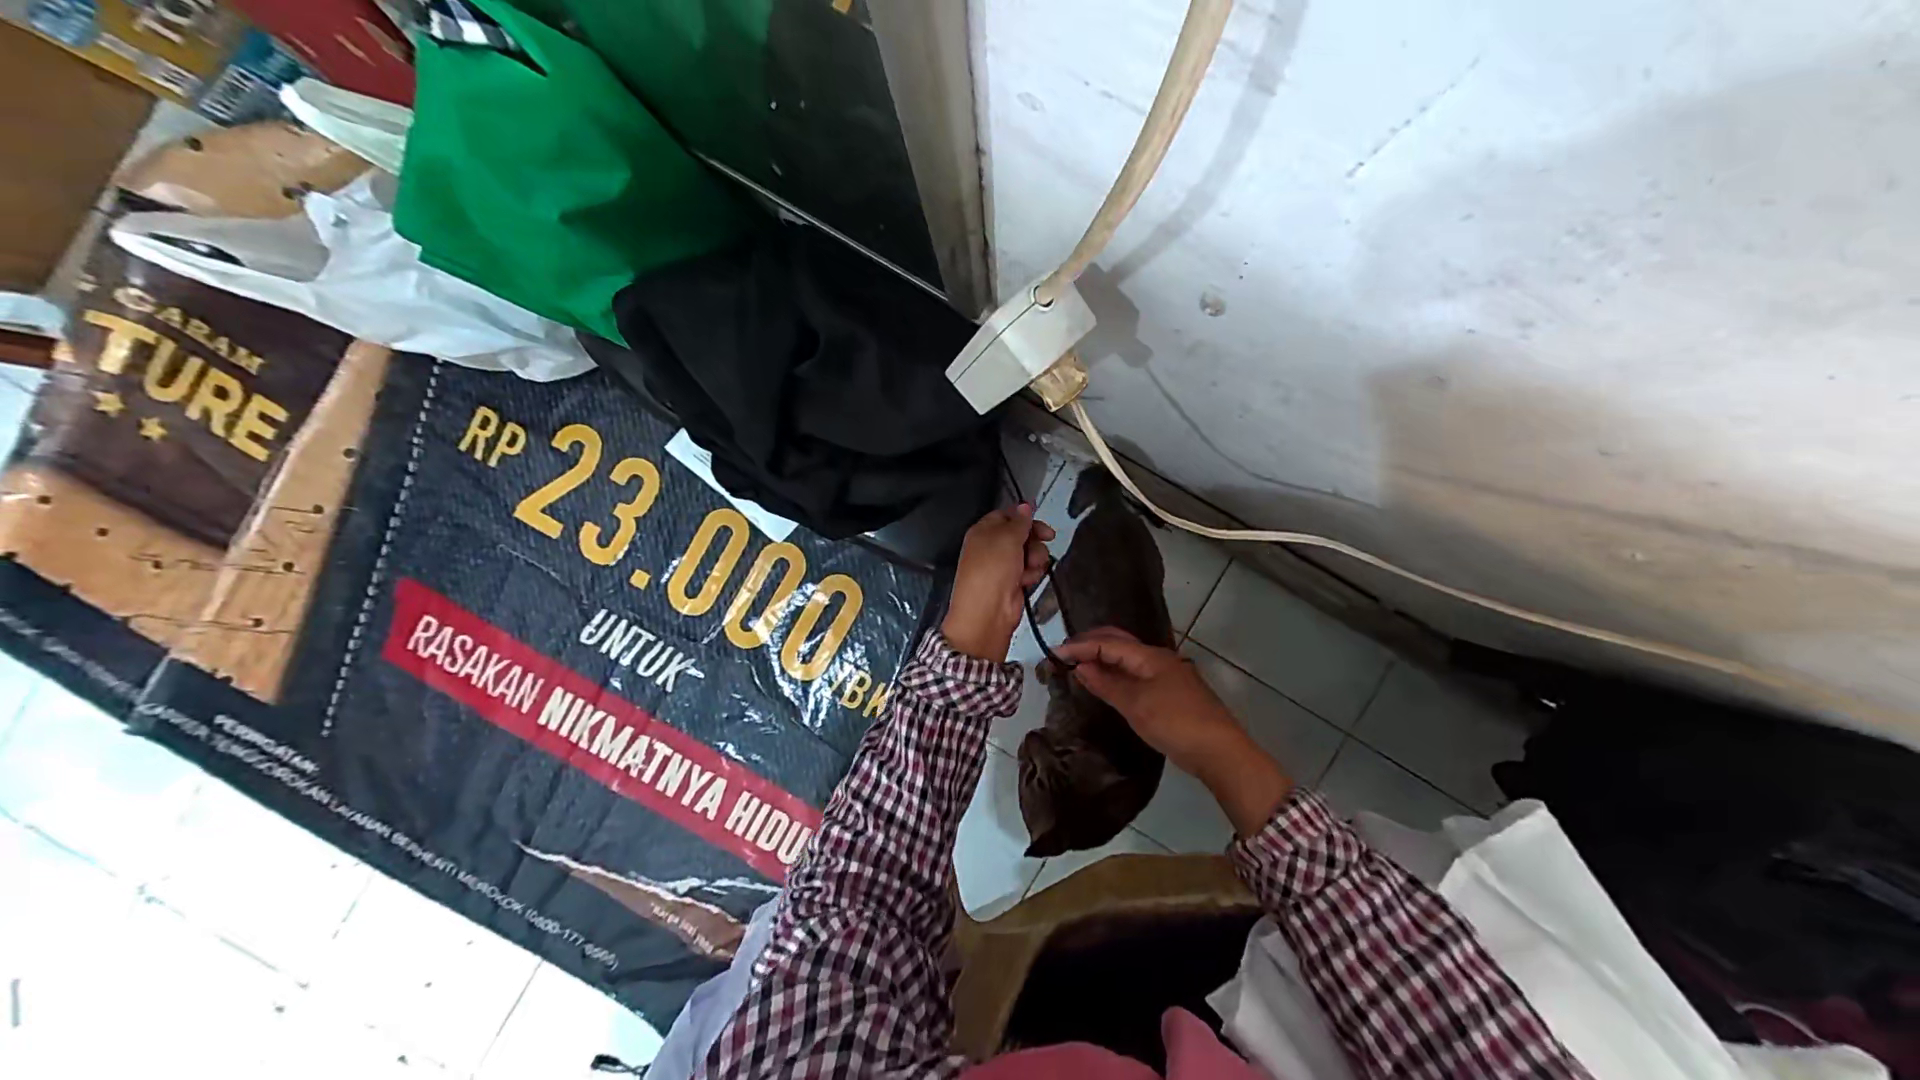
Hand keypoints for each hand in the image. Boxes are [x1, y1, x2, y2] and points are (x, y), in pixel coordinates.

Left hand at [940, 503, 1054, 661]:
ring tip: (1029, 566)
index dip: (1024, 516)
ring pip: (1030, 552)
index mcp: (983, 531)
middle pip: (1022, 533)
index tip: (1040, 520)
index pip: (1007, 515)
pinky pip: (1030, 570)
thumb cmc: (991, 571)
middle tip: (1044, 539)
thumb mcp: (1007, 537)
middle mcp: (991, 547)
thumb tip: (1025, 506)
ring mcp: (1003, 566)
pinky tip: (1028, 579)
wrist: (988, 612)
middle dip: (1034, 538)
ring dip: (1035, 557)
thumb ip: (1019, 521)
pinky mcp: (1013, 582)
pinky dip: (1032, 573)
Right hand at [1055, 627, 1293, 835]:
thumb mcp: (1135, 705)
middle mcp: (1159, 658)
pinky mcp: (1172, 692)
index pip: (1108, 643)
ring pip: (1129, 658)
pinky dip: (1117, 673)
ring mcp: (1168, 675)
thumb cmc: (1175, 723)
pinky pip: (1137, 673)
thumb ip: (1106, 684)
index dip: (1080, 646)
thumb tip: (1081, 667)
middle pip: (1120, 643)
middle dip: (1092, 644)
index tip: (1054, 653)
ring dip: (1104, 658)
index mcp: (1150, 656)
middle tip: (1066, 653)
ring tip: (1081, 665)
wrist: (1221, 752)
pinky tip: (1108, 683)